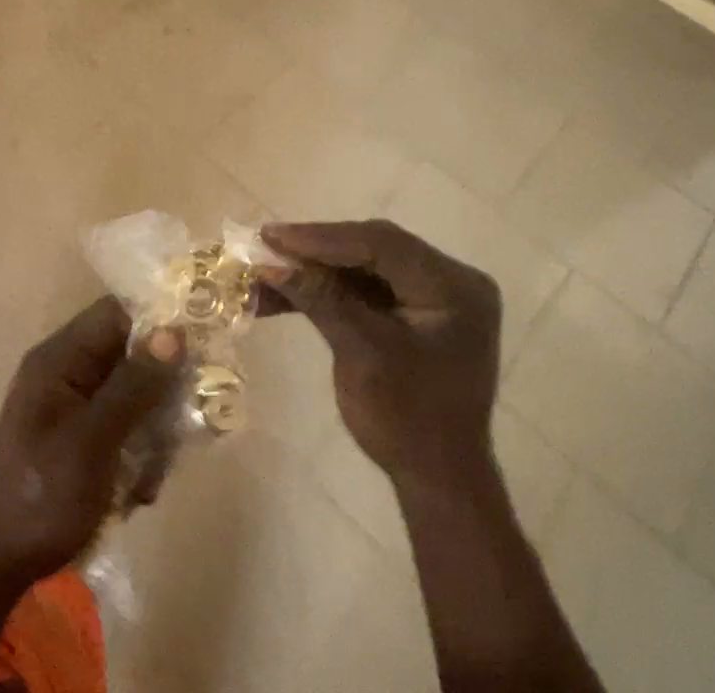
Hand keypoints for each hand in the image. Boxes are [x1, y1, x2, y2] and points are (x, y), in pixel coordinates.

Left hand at [0, 297, 183, 583]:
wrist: (1, 564)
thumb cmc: (43, 496)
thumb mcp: (93, 441)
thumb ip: (133, 386)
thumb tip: (174, 332)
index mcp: (58, 360)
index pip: (116, 314)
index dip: (160, 321)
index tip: (202, 346)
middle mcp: (67, 374)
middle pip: (133, 355)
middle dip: (163, 391)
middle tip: (185, 425)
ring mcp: (75, 408)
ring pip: (137, 397)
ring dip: (154, 433)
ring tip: (150, 475)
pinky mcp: (85, 440)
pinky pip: (128, 429)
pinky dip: (141, 456)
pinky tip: (137, 492)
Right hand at [260, 220, 502, 491]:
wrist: (436, 477)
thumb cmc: (407, 419)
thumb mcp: (361, 354)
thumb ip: (321, 299)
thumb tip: (270, 263)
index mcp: (453, 287)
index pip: (381, 244)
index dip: (321, 238)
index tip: (270, 237)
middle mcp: (449, 281)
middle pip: (372, 250)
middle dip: (314, 252)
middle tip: (262, 247)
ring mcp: (431, 299)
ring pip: (362, 270)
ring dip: (312, 274)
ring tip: (261, 276)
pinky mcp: (412, 316)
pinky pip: (364, 293)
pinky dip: (325, 295)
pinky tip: (281, 299)